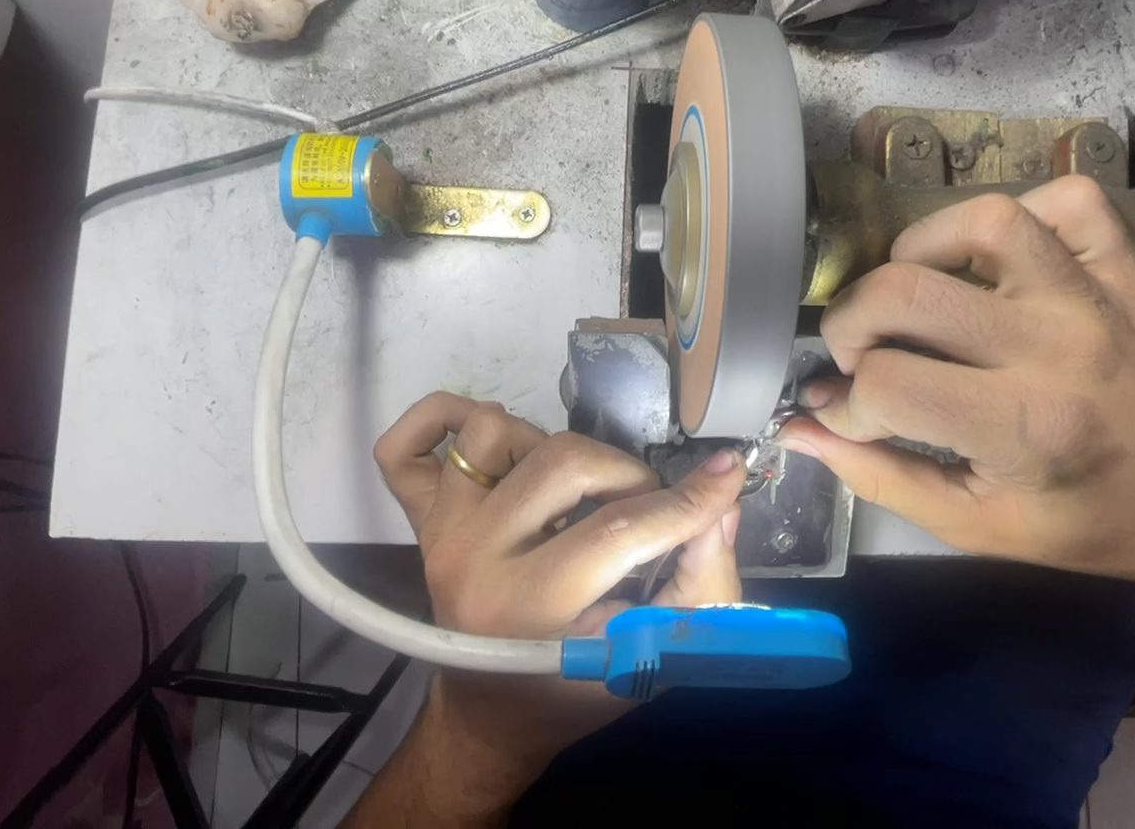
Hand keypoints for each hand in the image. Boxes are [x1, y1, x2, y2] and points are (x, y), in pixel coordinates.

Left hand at [368, 393, 742, 806]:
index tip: (728, 477)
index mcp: (527, 610)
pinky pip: (407, 447)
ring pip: (495, 432)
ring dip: (550, 447)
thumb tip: (723, 502)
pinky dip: (446, 420)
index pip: (618, 531)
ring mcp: (439, 530)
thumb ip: (702, 586)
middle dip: (625, 475)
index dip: (686, 501)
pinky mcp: (420, 518)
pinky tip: (499, 445)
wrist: (491, 713)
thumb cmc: (573, 694)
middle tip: (644, 507)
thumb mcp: (654, 661)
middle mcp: (471, 559)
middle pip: (563, 463)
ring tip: (574, 490)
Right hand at [780, 175, 1134, 591]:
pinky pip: (1064, 200)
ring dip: (918, 252)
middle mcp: (1057, 345)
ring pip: (980, 221)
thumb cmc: (1088, 524)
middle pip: (905, 290)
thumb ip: (876, 476)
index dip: (847, 404)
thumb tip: (799, 427)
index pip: (884, 382)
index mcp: (1024, 426)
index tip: (852, 420)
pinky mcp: (1122, 266)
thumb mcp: (973, 526)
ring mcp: (1095, 294)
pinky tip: (992, 263)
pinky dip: (1015, 218)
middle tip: (860, 356)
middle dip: (850, 324)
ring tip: (914, 295)